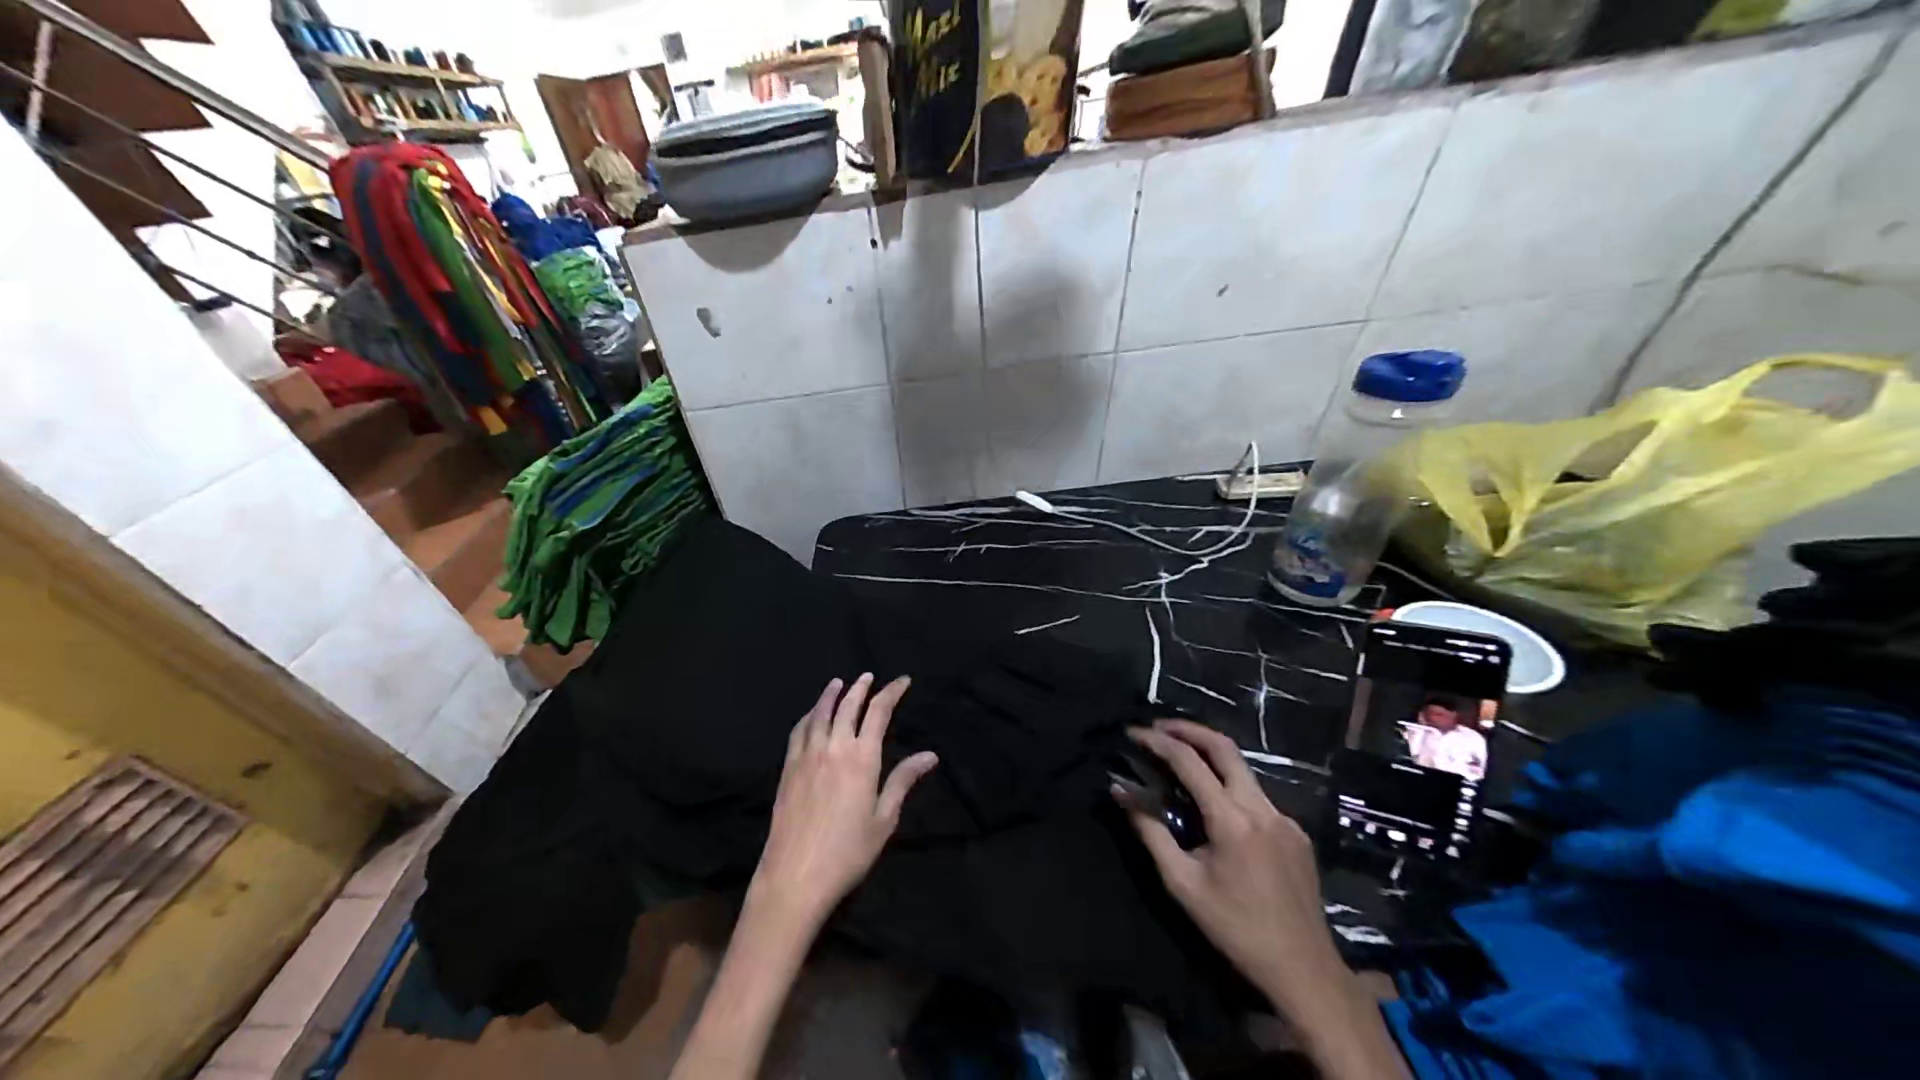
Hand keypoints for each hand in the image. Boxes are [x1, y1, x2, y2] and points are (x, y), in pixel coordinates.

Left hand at [749, 674, 939, 927]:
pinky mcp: (787, 769)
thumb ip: (903, 781)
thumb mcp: (884, 819)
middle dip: (861, 688)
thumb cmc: (848, 852)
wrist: (796, 876)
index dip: (891, 693)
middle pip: (848, 706)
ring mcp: (806, 756)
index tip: (902, 681)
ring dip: (831, 694)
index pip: (879, 713)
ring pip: (820, 713)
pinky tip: (811, 715)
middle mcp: (834, 748)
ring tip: (838, 683)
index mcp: (862, 758)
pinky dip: (808, 716)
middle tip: (869, 676)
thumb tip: (930, 755)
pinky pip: (798, 732)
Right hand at [1117, 719, 1341, 1007]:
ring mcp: (1284, 818)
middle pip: (1224, 747)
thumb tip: (1120, 791)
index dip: (1158, 742)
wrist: (1302, 968)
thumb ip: (1150, 831)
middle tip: (1158, 727)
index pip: (1189, 762)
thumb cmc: (1233, 928)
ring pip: (1242, 770)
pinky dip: (1229, 785)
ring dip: (1209, 755)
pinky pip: (1256, 796)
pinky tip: (1213, 804)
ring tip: (1178, 758)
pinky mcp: (1296, 832)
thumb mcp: (1181, 883)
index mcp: (1232, 821)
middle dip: (1188, 729)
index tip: (1133, 733)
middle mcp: (1262, 809)